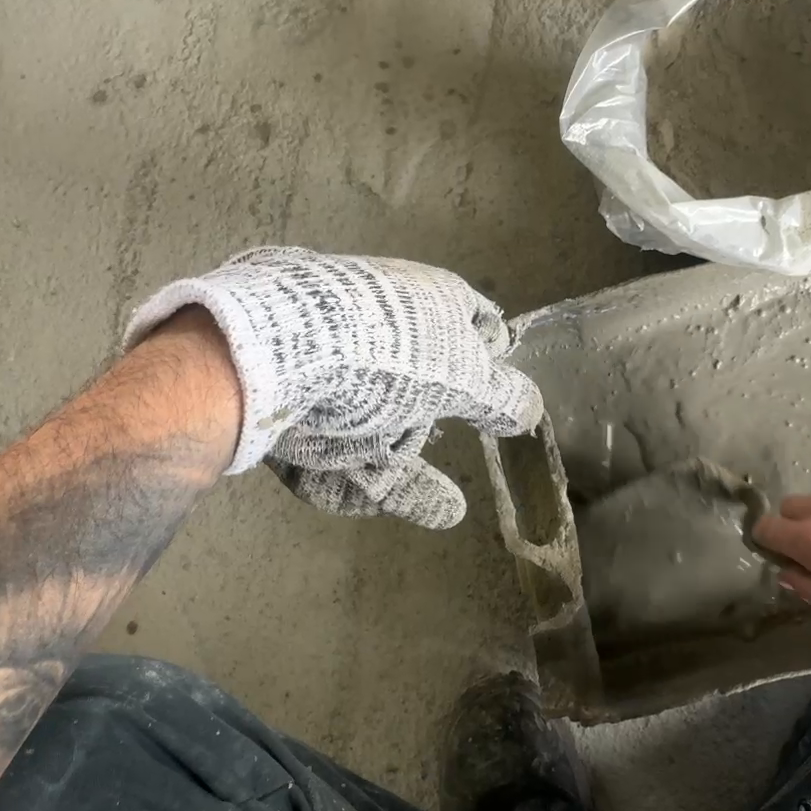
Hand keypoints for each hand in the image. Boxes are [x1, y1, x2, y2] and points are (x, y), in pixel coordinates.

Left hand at [126, 247, 542, 528]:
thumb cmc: (390, 351)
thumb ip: (499, 395)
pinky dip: (346, 479)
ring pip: (371, 423)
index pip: (475, 320)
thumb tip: (532, 408)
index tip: (498, 388)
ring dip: (398, 468)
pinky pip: (326, 446)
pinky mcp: (289, 404)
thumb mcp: (461, 375)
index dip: (491, 350)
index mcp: (429, 303)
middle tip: (445, 451)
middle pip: (418, 380)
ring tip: (440, 506)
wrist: (279, 352)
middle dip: (430, 420)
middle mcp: (382, 329)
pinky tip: (367, 502)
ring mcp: (331, 365)